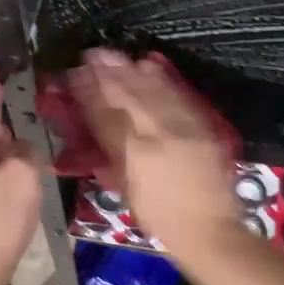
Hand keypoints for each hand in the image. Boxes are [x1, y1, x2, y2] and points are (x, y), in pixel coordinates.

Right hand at [70, 49, 235, 255]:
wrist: (209, 229)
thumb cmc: (159, 217)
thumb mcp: (125, 190)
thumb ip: (109, 158)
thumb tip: (91, 132)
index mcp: (134, 154)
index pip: (105, 114)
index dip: (88, 92)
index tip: (74, 75)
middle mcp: (157, 134)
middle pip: (127, 94)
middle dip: (106, 72)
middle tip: (90, 56)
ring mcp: (183, 127)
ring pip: (153, 89)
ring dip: (130, 69)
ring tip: (113, 55)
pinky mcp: (202, 126)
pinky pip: (178, 94)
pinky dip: (161, 77)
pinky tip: (148, 64)